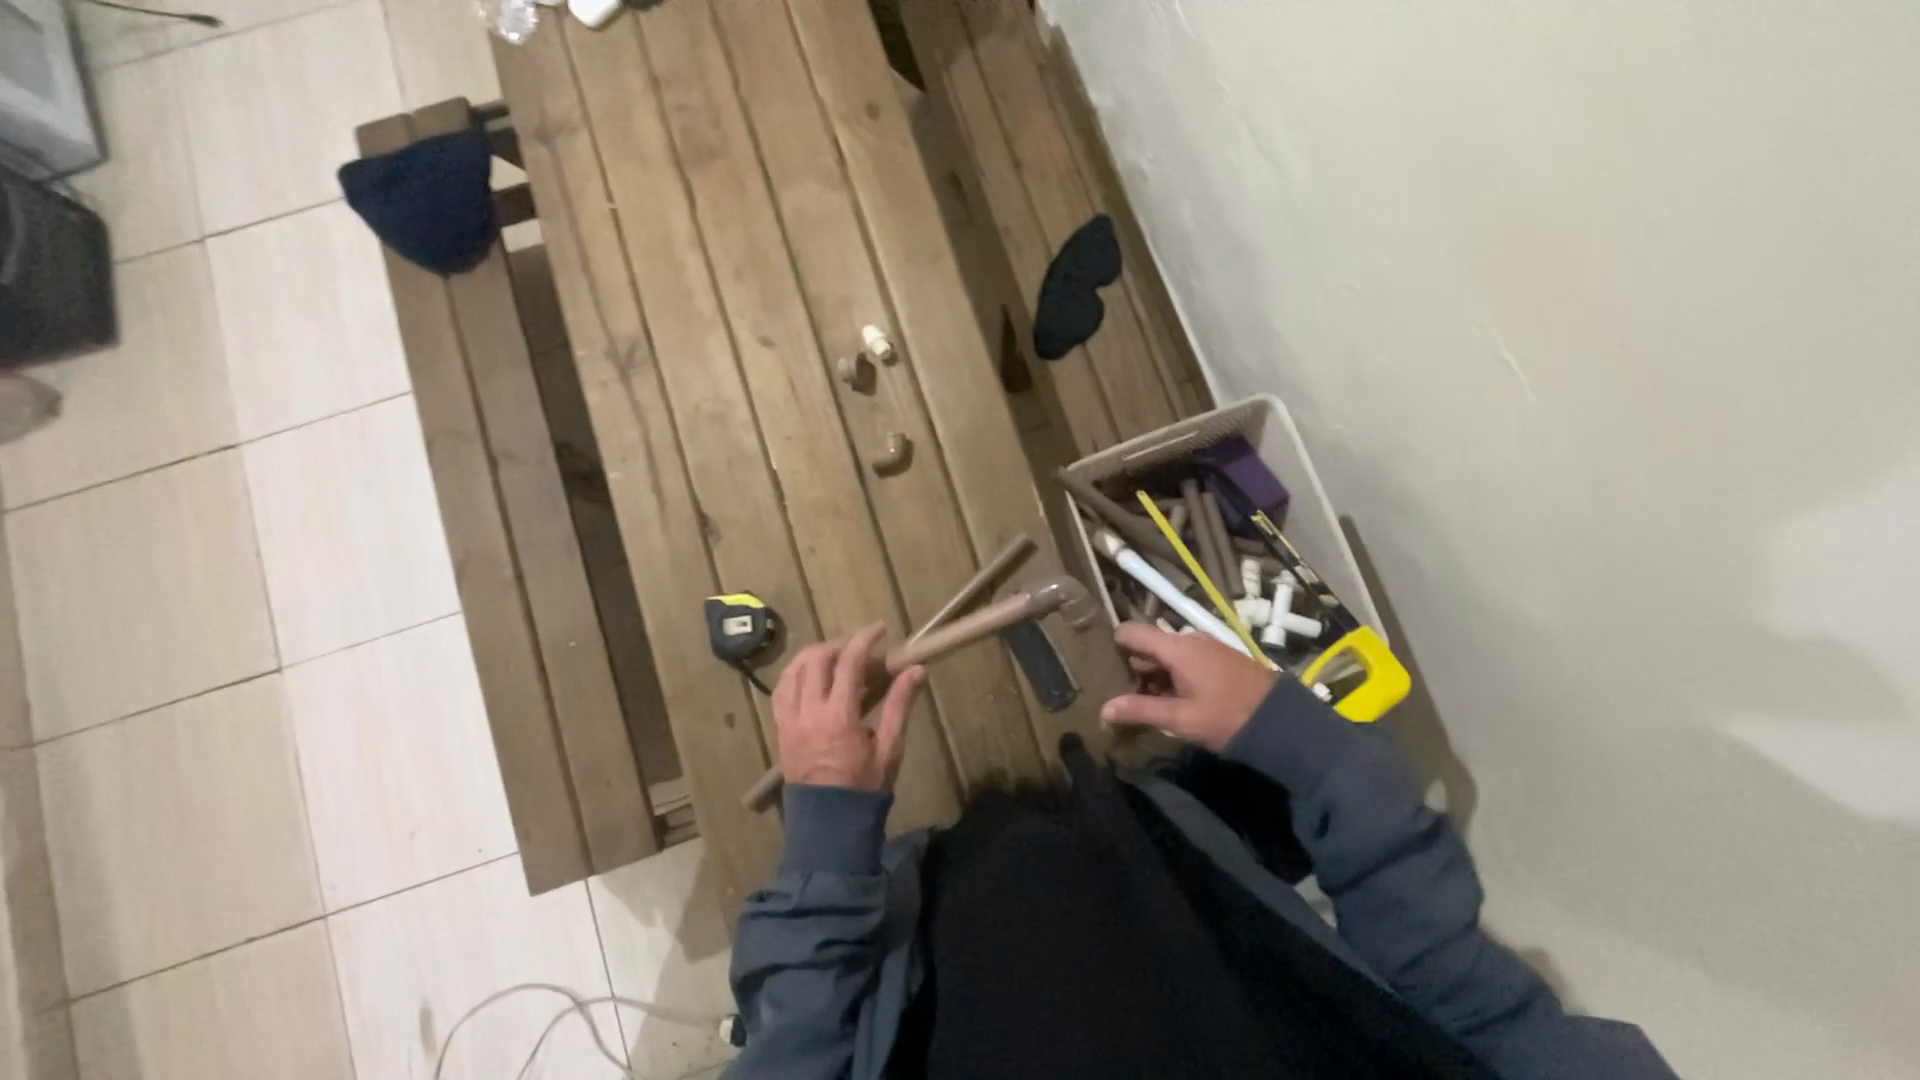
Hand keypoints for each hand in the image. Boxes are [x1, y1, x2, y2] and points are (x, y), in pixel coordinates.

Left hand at [772, 623, 925, 792]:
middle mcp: (809, 712)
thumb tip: (916, 669)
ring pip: (793, 670)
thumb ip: (900, 705)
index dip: (864, 640)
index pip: (849, 662)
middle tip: (859, 648)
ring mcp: (789, 720)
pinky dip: (795, 675)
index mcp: (839, 716)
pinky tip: (810, 677)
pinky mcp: (780, 729)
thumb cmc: (864, 788)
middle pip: (816, 659)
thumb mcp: (890, 749)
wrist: (828, 824)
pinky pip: (781, 690)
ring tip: (835, 658)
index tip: (879, 629)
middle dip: (838, 644)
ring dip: (814, 656)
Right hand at [1102, 621, 1277, 750]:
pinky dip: (1174, 675)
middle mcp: (1189, 640)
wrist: (1282, 720)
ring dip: (1156, 674)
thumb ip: (1141, 710)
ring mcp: (1207, 647)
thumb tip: (1104, 709)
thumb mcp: (1181, 718)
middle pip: (1149, 644)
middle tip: (1122, 693)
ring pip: (1168, 654)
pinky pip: (1186, 660)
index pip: (1132, 631)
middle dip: (1134, 666)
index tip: (1103, 666)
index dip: (1114, 645)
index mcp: (1177, 648)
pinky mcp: (1220, 658)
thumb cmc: (1227, 717)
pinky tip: (1175, 699)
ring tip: (1147, 701)